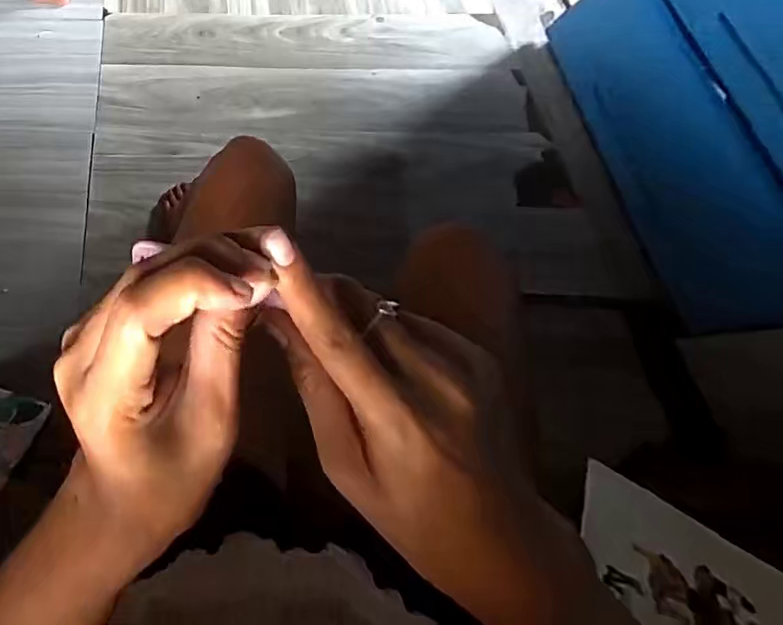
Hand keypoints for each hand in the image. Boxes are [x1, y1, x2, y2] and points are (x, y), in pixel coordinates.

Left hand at [53, 234, 275, 560]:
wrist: (121, 500)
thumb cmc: (171, 481)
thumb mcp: (211, 422)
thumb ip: (222, 346)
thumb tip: (253, 281)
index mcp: (100, 388)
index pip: (139, 309)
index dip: (198, 282)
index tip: (257, 282)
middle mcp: (81, 347)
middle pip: (146, 277)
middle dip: (214, 258)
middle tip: (271, 259)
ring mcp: (86, 328)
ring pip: (150, 267)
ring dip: (209, 253)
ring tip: (261, 254)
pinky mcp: (102, 319)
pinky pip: (151, 278)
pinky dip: (196, 265)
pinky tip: (234, 262)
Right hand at [255, 228, 620, 624]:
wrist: (503, 537)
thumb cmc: (408, 516)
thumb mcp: (346, 467)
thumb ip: (315, 390)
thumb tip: (281, 322)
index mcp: (397, 420)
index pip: (338, 339)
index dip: (305, 290)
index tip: (279, 245)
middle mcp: (435, 379)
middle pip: (361, 307)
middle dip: (321, 293)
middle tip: (290, 300)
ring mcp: (464, 361)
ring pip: (385, 309)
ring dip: (355, 314)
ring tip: (352, 356)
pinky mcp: (478, 352)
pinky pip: (414, 321)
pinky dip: (390, 331)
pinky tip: (394, 370)